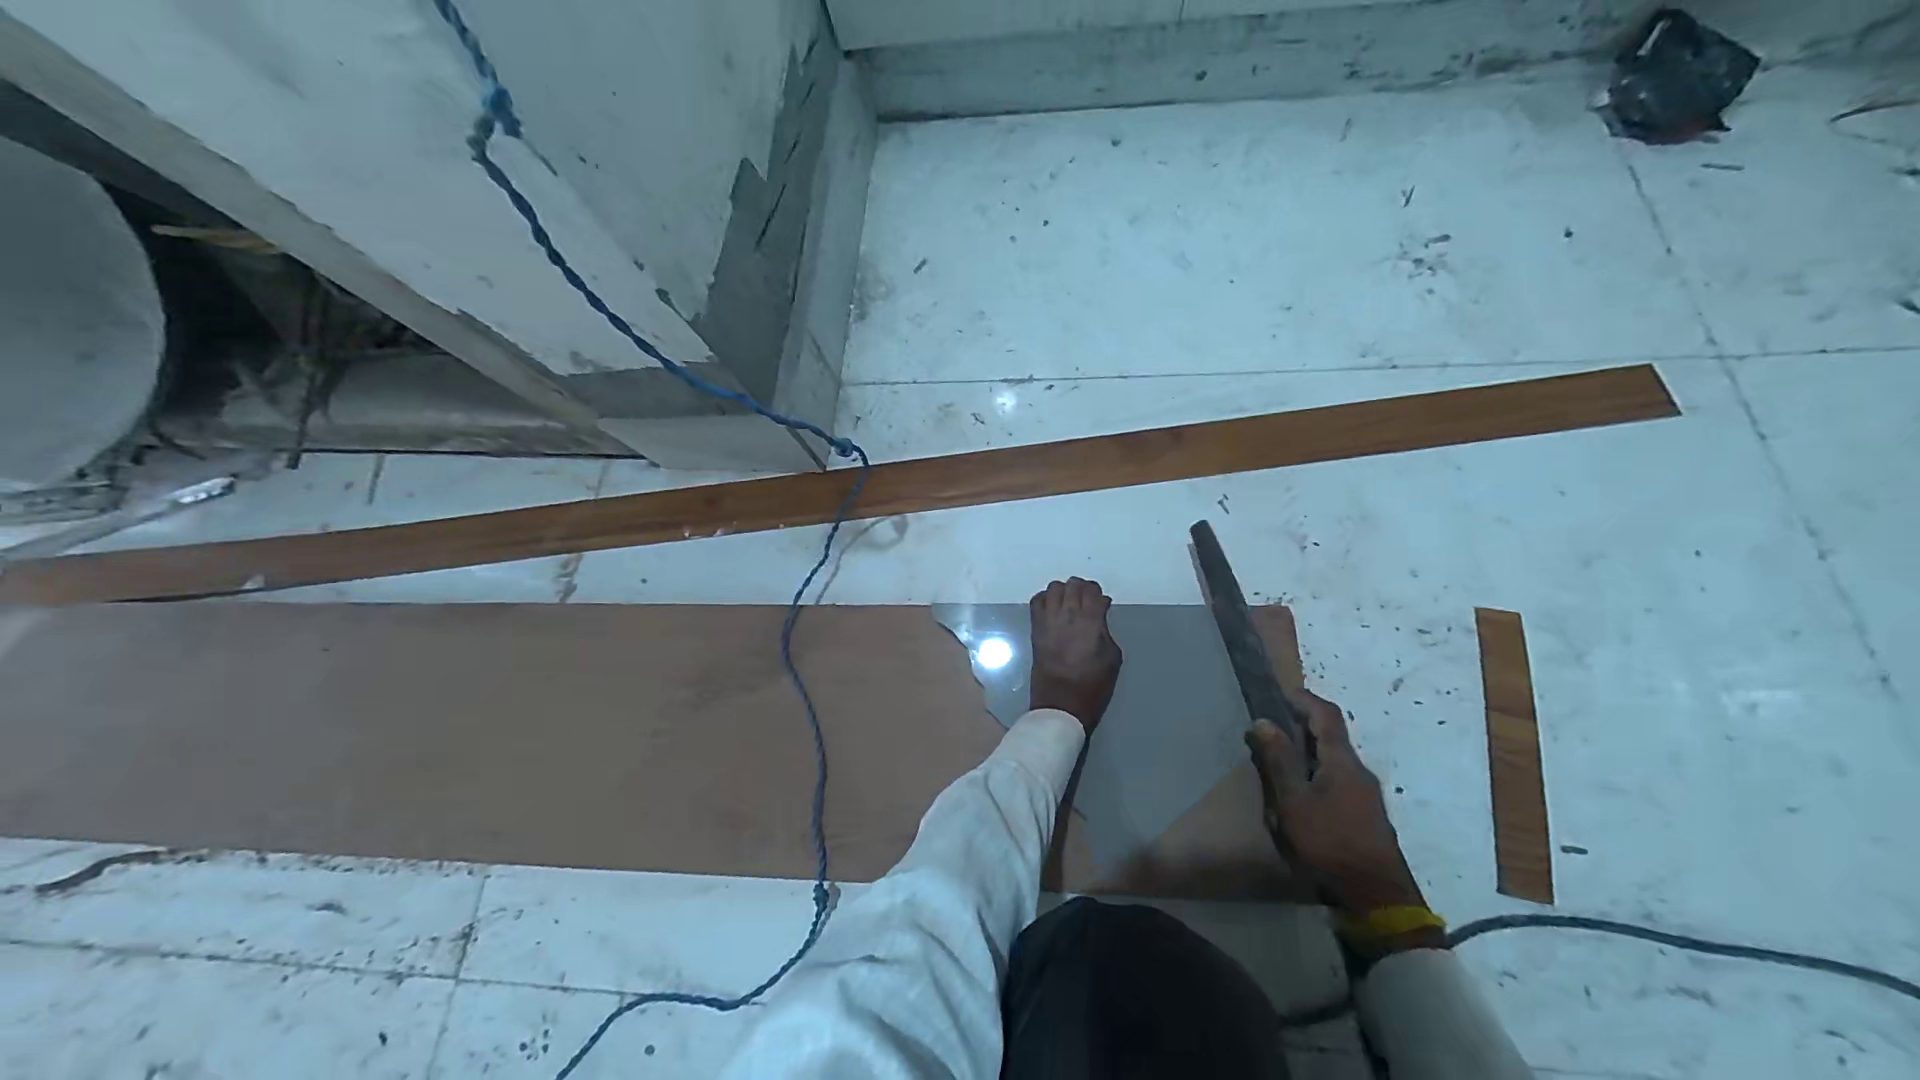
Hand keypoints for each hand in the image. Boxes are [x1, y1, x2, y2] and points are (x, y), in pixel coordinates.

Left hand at [1027, 577, 1122, 733]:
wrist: (1061, 703)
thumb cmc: (1093, 684)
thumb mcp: (1112, 657)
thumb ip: (1105, 630)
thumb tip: (1099, 615)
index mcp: (1090, 621)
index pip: (1092, 592)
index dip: (1098, 595)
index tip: (1102, 603)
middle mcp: (1067, 614)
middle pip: (1073, 585)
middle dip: (1082, 589)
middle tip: (1087, 601)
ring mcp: (1048, 619)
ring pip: (1054, 588)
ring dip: (1064, 591)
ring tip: (1070, 603)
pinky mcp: (1035, 627)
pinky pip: (1037, 601)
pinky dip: (1046, 599)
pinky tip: (1053, 608)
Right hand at [1244, 687, 1426, 917]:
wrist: (1377, 895)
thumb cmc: (1331, 843)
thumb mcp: (1294, 802)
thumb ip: (1279, 761)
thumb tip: (1263, 721)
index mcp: (1343, 761)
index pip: (1327, 715)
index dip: (1305, 698)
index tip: (1280, 691)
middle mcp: (1359, 770)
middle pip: (1331, 735)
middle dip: (1302, 723)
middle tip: (1271, 724)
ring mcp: (1366, 793)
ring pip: (1334, 758)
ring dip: (1308, 748)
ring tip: (1279, 755)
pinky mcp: (1365, 813)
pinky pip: (1338, 777)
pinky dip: (1316, 769)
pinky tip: (1300, 788)